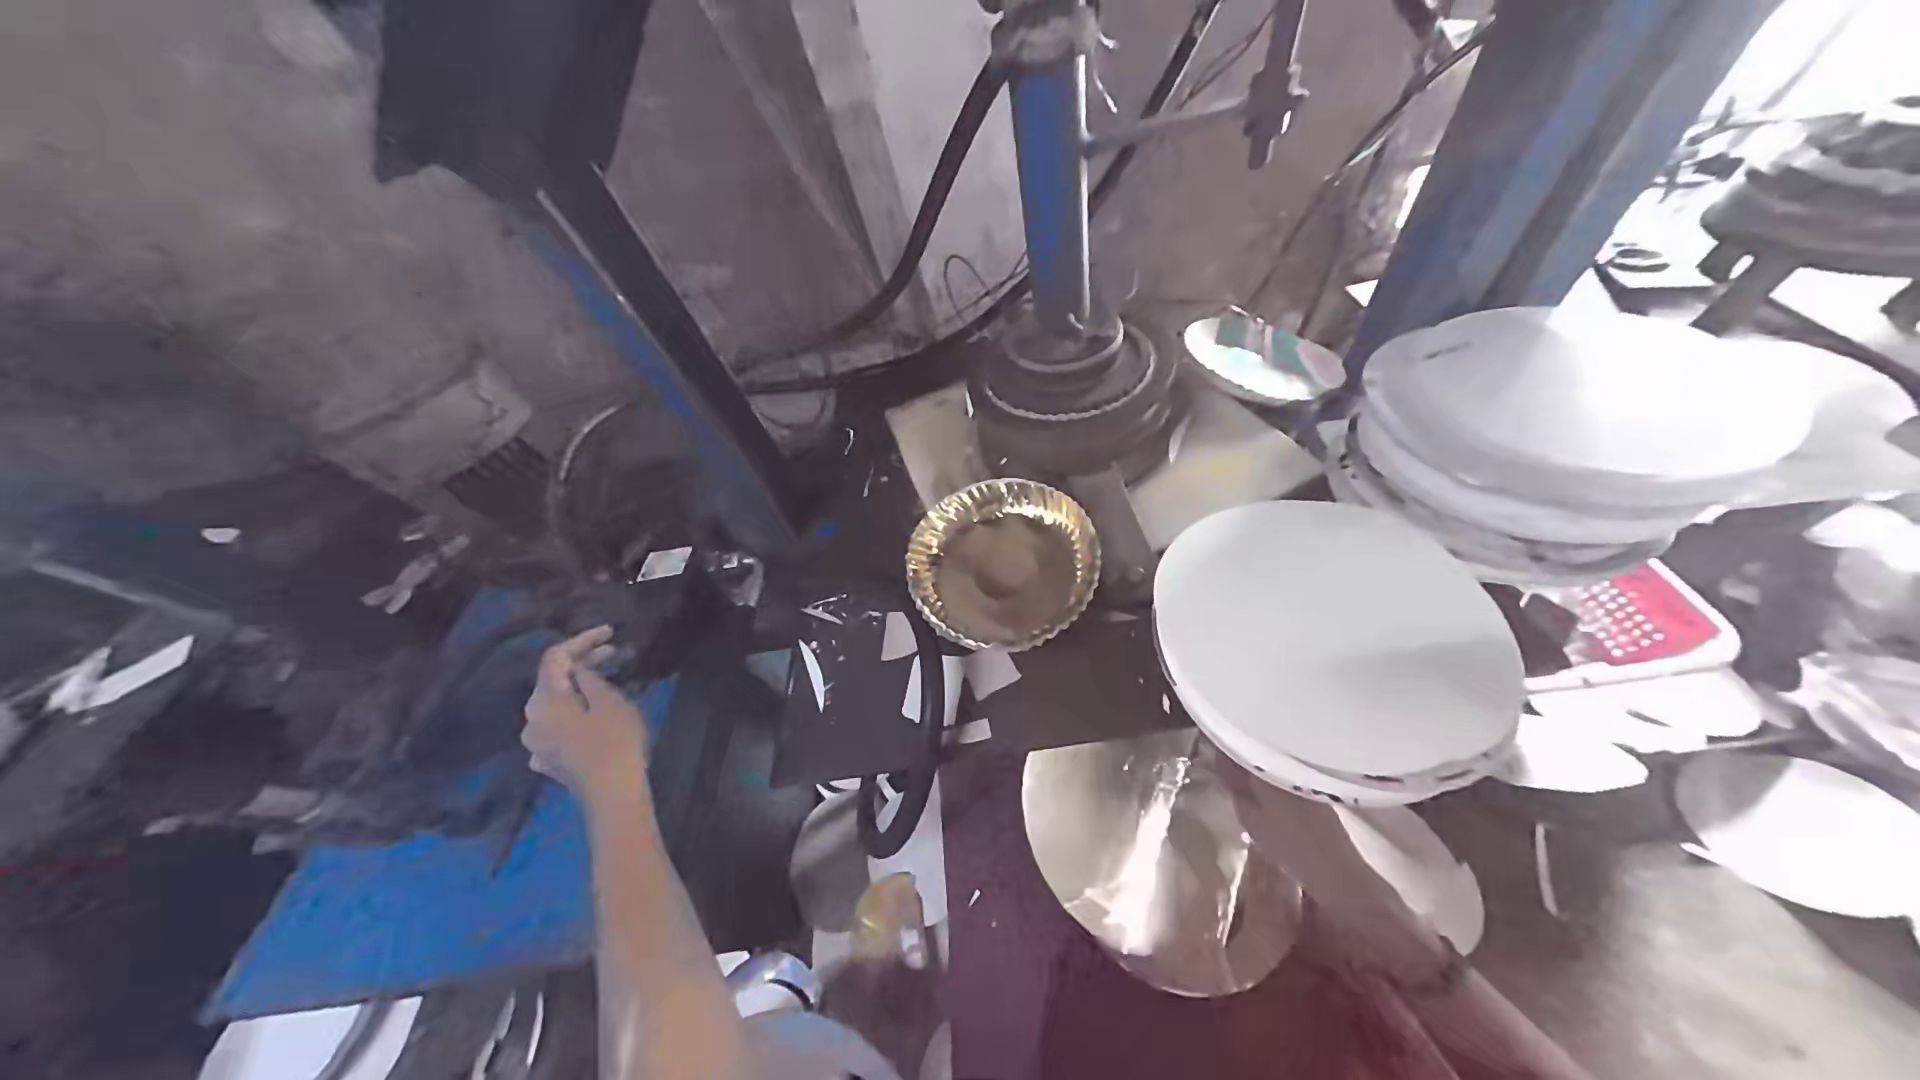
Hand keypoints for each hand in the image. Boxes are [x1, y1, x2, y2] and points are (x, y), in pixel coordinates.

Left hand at [522, 626, 647, 799]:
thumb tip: (579, 673)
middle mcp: (531, 720)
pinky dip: (578, 710)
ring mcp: (538, 743)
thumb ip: (591, 680)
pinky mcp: (550, 759)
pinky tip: (595, 711)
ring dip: (581, 688)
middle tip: (616, 653)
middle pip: (553, 681)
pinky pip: (560, 724)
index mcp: (543, 701)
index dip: (582, 640)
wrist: (612, 794)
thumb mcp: (610, 701)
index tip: (610, 632)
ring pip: (557, 704)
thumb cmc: (614, 742)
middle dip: (583, 663)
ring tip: (610, 680)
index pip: (555, 658)